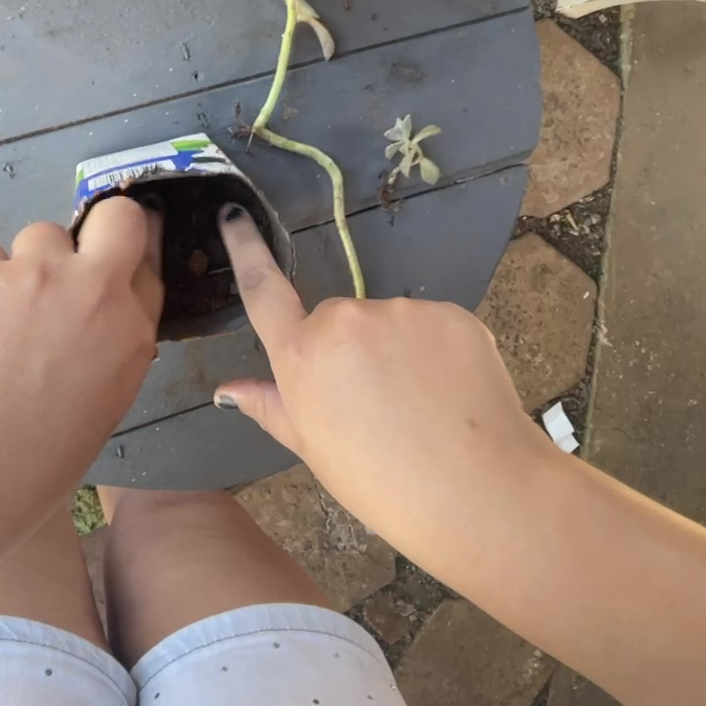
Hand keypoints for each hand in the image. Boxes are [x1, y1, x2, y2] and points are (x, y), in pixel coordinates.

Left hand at [0, 197, 162, 512]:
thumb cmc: (41, 456)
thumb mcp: (105, 395)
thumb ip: (111, 340)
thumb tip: (93, 311)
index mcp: (132, 329)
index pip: (147, 265)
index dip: (124, 265)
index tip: (105, 273)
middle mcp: (95, 288)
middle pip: (116, 215)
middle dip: (97, 227)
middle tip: (65, 264)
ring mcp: (37, 273)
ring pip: (37, 236)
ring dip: (24, 267)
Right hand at [212, 205, 555, 554]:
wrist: (478, 493)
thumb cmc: (379, 483)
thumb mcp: (312, 448)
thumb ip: (270, 406)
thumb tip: (227, 390)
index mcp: (302, 354)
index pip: (263, 289)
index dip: (245, 248)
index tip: (233, 212)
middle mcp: (345, 319)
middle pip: (337, 320)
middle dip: (348, 350)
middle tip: (373, 402)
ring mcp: (401, 311)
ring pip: (386, 323)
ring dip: (394, 351)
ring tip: (417, 403)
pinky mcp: (450, 312)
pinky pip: (429, 325)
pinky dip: (434, 351)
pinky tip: (448, 390)